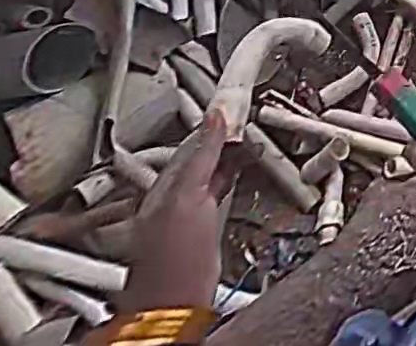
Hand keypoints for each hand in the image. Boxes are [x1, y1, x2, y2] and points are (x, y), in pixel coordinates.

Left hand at [122, 112, 238, 311]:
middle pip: (202, 155)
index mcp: (165, 184)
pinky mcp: (204, 228)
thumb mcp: (189, 196)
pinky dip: (231, 175)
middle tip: (247, 123)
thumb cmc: (173, 259)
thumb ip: (203, 155)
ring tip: (250, 142)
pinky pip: (219, 189)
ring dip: (230, 155)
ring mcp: (189, 212)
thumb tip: (214, 118)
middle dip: (224, 139)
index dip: (215, 126)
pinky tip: (240, 169)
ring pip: (212, 171)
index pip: (193, 143)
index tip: (236, 109)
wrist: (177, 306)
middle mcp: (174, 196)